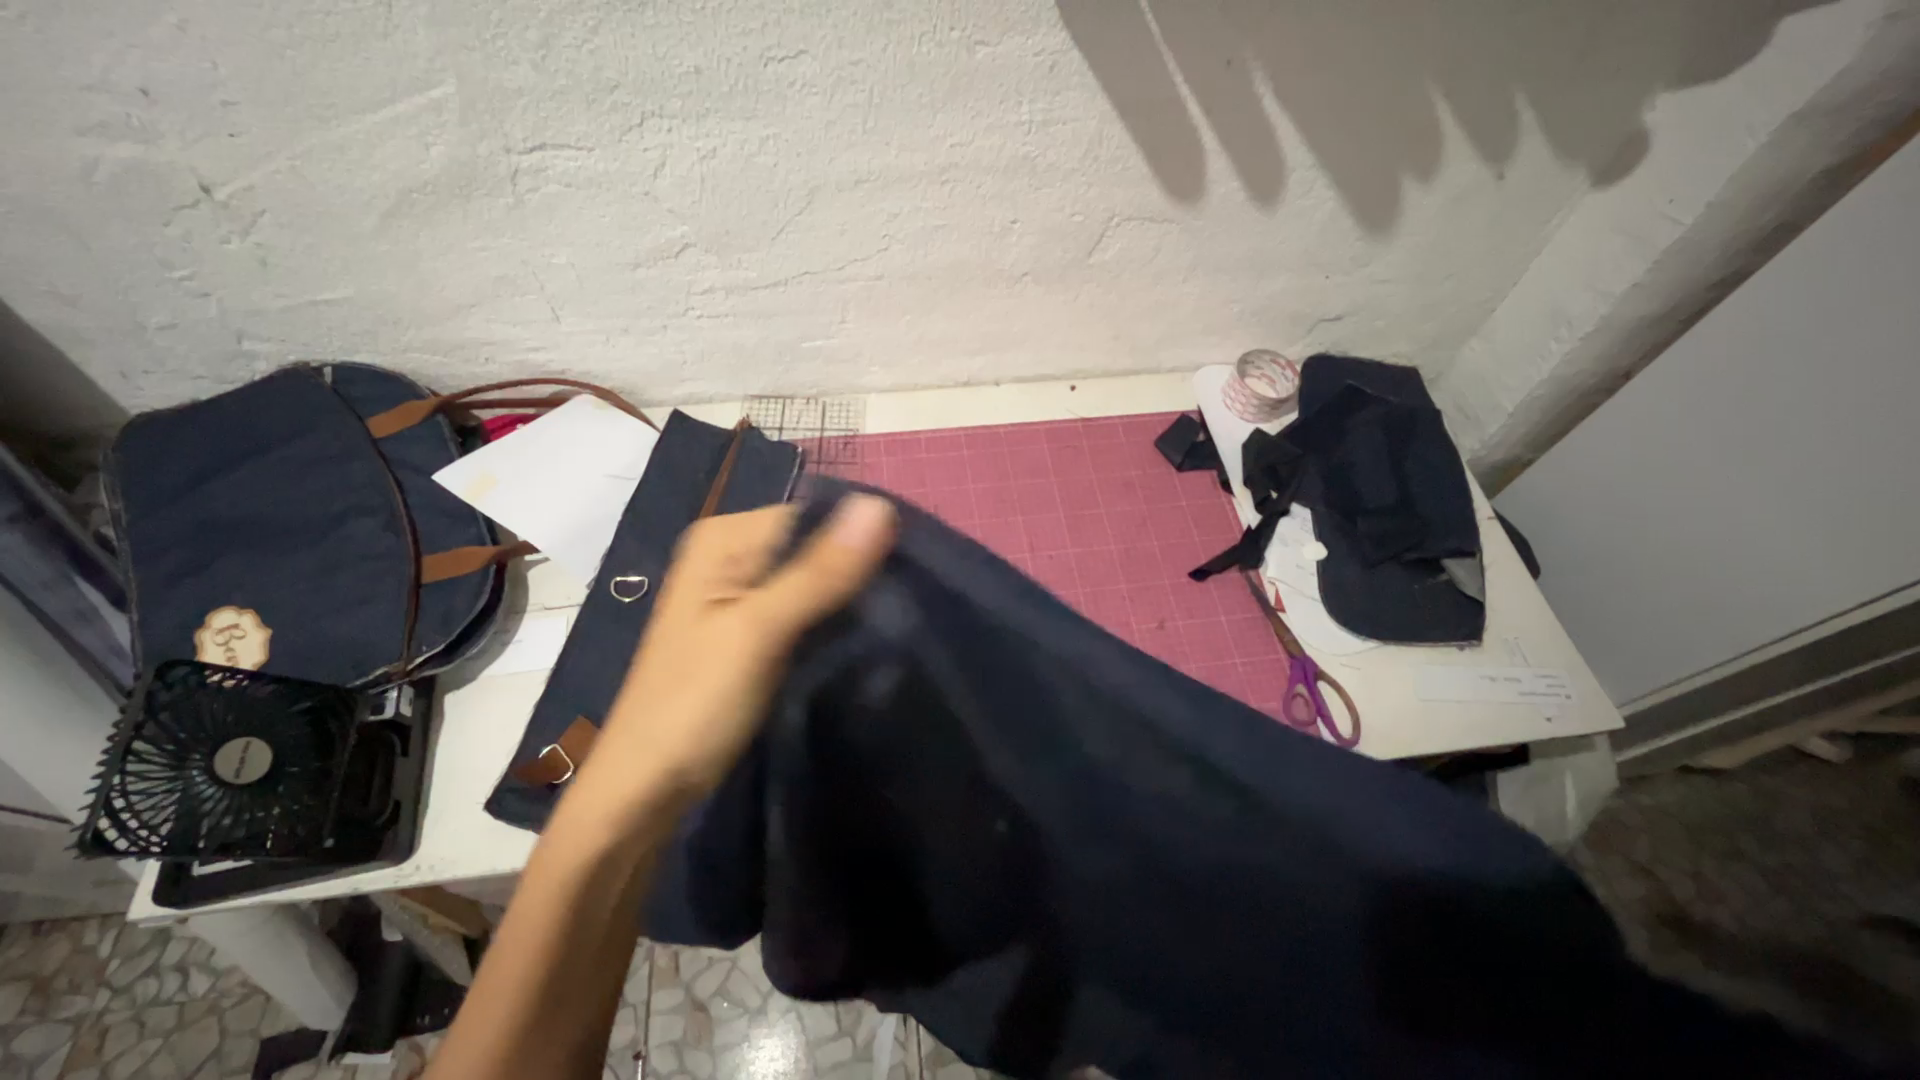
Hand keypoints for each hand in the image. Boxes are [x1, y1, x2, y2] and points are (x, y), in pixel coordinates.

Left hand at [572, 494, 897, 816]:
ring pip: (817, 582)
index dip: (863, 538)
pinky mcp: (755, 634)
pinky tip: (866, 642)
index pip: (814, 515)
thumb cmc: (694, 707)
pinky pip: (809, 613)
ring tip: (898, 625)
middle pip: (816, 547)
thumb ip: (820, 571)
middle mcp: (732, 556)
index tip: (915, 574)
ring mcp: (742, 597)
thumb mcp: (759, 632)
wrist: (647, 791)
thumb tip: (881, 505)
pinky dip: (835, 625)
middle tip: (911, 606)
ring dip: (852, 602)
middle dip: (859, 572)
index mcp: (724, 538)